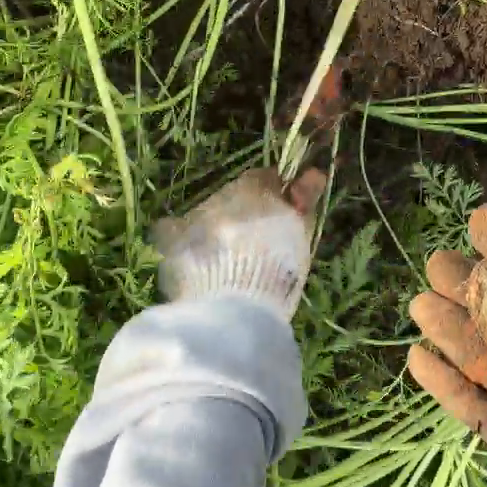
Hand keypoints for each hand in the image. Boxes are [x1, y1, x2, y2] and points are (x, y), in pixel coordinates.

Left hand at [152, 167, 327, 318]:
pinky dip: (186, 241)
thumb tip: (313, 173)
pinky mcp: (172, 244)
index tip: (282, 216)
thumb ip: (306, 199)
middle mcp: (221, 197)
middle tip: (257, 244)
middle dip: (244, 213)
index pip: (266, 178)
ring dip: (218, 228)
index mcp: (254, 189)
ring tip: (229, 262)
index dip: (275, 196)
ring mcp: (193, 219)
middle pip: (234, 196)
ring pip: (209, 215)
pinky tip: (197, 261)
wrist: (235, 312)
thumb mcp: (301, 234)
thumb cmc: (279, 272)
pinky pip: (175, 233)